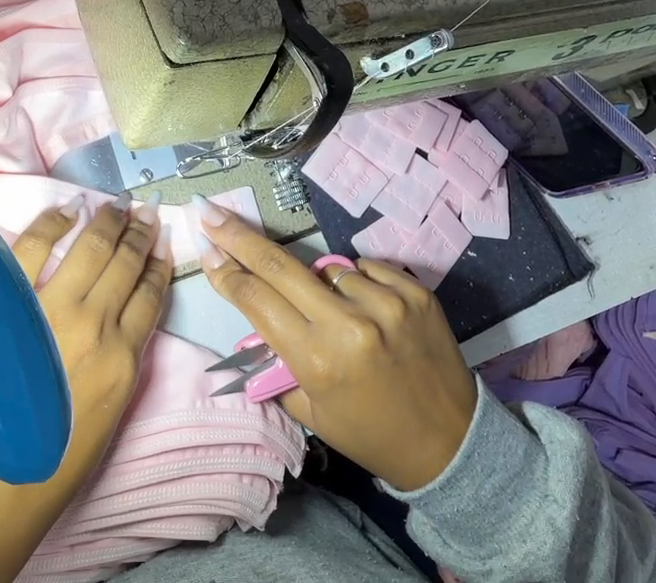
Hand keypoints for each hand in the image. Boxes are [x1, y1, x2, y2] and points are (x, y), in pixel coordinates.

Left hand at [0, 198, 170, 581]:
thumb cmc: (42, 463)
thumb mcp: (102, 419)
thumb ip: (115, 365)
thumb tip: (116, 321)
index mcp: (122, 363)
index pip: (151, 297)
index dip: (159, 265)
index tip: (163, 243)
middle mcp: (95, 329)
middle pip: (126, 266)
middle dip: (139, 234)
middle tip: (144, 212)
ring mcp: (52, 312)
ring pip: (92, 250)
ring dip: (108, 222)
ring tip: (117, 206)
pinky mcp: (9, 304)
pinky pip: (35, 248)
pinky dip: (55, 223)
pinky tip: (69, 211)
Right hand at [196, 204, 477, 490]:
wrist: (449, 443)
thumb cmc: (370, 433)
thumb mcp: (311, 411)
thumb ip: (277, 362)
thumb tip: (251, 317)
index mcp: (317, 359)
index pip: (256, 299)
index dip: (226, 272)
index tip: (206, 248)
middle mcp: (349, 324)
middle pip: (279, 264)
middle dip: (238, 236)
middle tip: (212, 212)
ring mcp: (386, 302)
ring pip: (326, 268)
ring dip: (317, 282)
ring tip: (338, 318)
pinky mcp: (414, 291)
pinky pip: (365, 267)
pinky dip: (356, 282)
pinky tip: (366, 309)